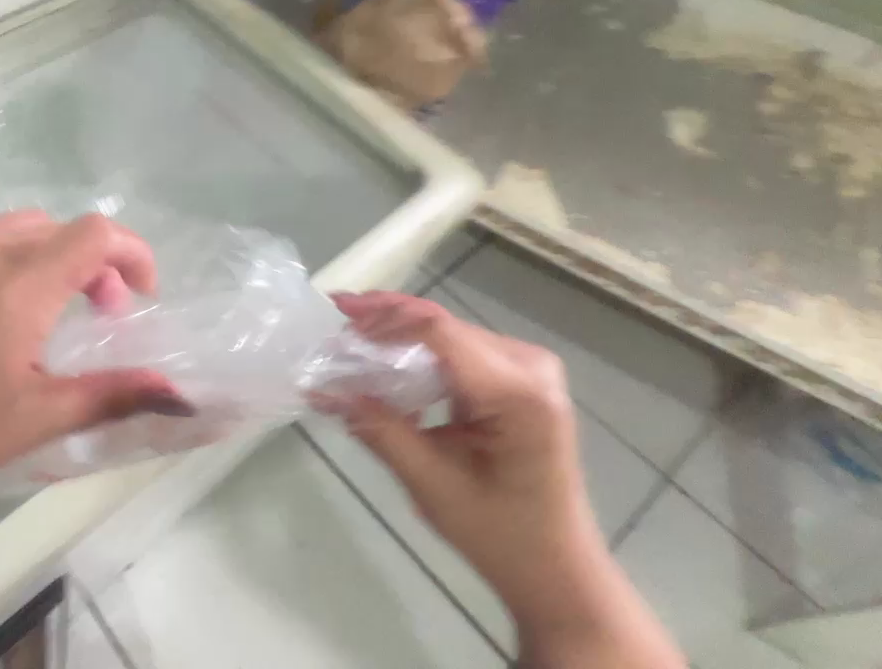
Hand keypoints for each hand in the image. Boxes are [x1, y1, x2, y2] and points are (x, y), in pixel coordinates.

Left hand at [0, 210, 191, 497]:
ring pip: (20, 227)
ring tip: (52, 308)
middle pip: (60, 227)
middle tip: (101, 313)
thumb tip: (178, 392)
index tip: (141, 295)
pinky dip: (13, 255)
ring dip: (53, 254)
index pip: (94, 234)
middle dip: (94, 261)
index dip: (132, 252)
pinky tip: (1, 306)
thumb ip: (113, 393)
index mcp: (19, 285)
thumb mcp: (40, 415)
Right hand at [319, 293, 682, 667]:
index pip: (439, 332)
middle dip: (384, 324)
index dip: (384, 317)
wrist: (557, 569)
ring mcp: (528, 370)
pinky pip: (457, 350)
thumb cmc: (501, 534)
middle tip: (335, 332)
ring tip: (351, 345)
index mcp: (519, 395)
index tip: (338, 312)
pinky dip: (417, 353)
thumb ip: (379, 430)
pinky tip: (385, 362)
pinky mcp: (518, 379)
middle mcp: (530, 368)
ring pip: (446, 333)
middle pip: (442, 326)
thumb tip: (324, 389)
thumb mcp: (432, 485)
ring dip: (397, 335)